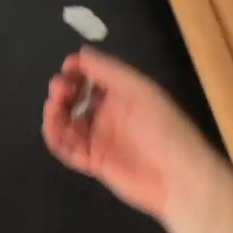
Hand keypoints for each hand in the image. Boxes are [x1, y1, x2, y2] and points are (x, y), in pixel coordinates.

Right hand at [41, 47, 214, 218]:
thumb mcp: (140, 91)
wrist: (179, 178)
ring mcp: (100, 139)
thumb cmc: (164, 129)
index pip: (92, 78)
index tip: (67, 67)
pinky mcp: (94, 162)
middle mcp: (108, 115)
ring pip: (67, 123)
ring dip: (54, 113)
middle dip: (62, 90)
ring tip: (53, 107)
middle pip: (75, 99)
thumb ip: (109, 71)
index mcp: (122, 95)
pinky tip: (53, 128)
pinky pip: (67, 148)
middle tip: (59, 88)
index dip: (77, 71)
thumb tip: (81, 54)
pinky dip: (55, 137)